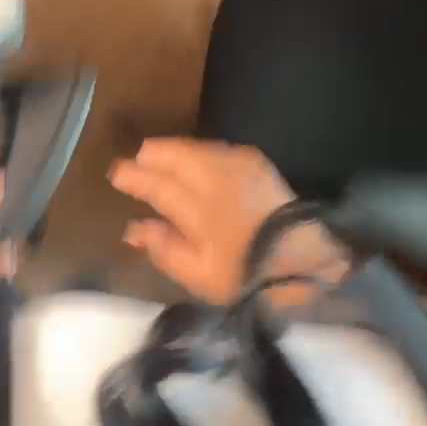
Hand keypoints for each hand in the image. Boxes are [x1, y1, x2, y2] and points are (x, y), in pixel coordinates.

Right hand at [109, 139, 321, 303]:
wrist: (309, 263)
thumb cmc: (248, 276)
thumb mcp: (200, 276)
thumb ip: (164, 249)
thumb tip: (134, 228)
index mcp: (197, 208)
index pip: (156, 185)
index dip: (134, 178)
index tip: (116, 174)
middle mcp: (214, 179)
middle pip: (174, 157)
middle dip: (151, 156)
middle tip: (136, 160)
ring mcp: (237, 167)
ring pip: (195, 148)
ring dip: (174, 151)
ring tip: (160, 156)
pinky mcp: (257, 164)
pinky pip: (218, 148)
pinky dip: (199, 151)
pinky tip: (196, 158)